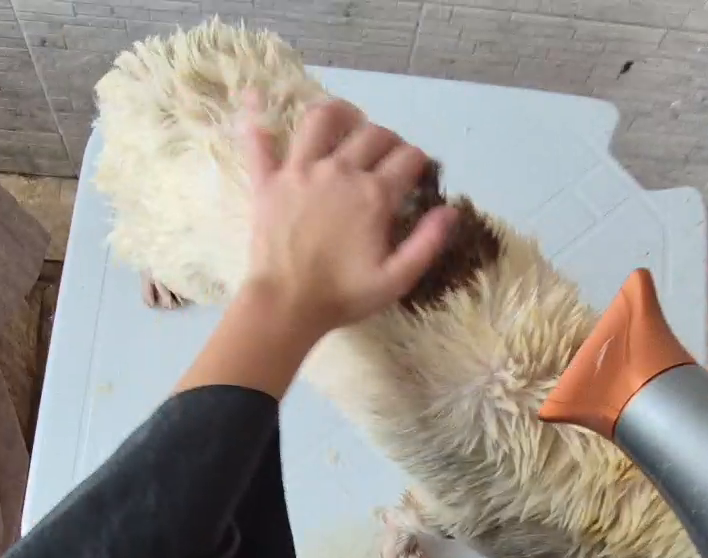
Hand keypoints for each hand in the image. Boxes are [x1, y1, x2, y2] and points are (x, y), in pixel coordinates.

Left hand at [238, 97, 458, 336]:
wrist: (285, 307)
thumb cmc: (342, 298)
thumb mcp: (395, 280)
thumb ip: (427, 243)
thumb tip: (451, 211)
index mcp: (374, 194)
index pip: (409, 159)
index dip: (420, 163)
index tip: (419, 176)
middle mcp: (339, 171)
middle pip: (373, 134)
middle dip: (390, 140)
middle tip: (389, 159)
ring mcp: (300, 172)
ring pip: (322, 119)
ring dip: (340, 114)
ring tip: (347, 124)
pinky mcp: (268, 183)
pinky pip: (260, 143)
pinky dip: (258, 120)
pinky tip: (256, 100)